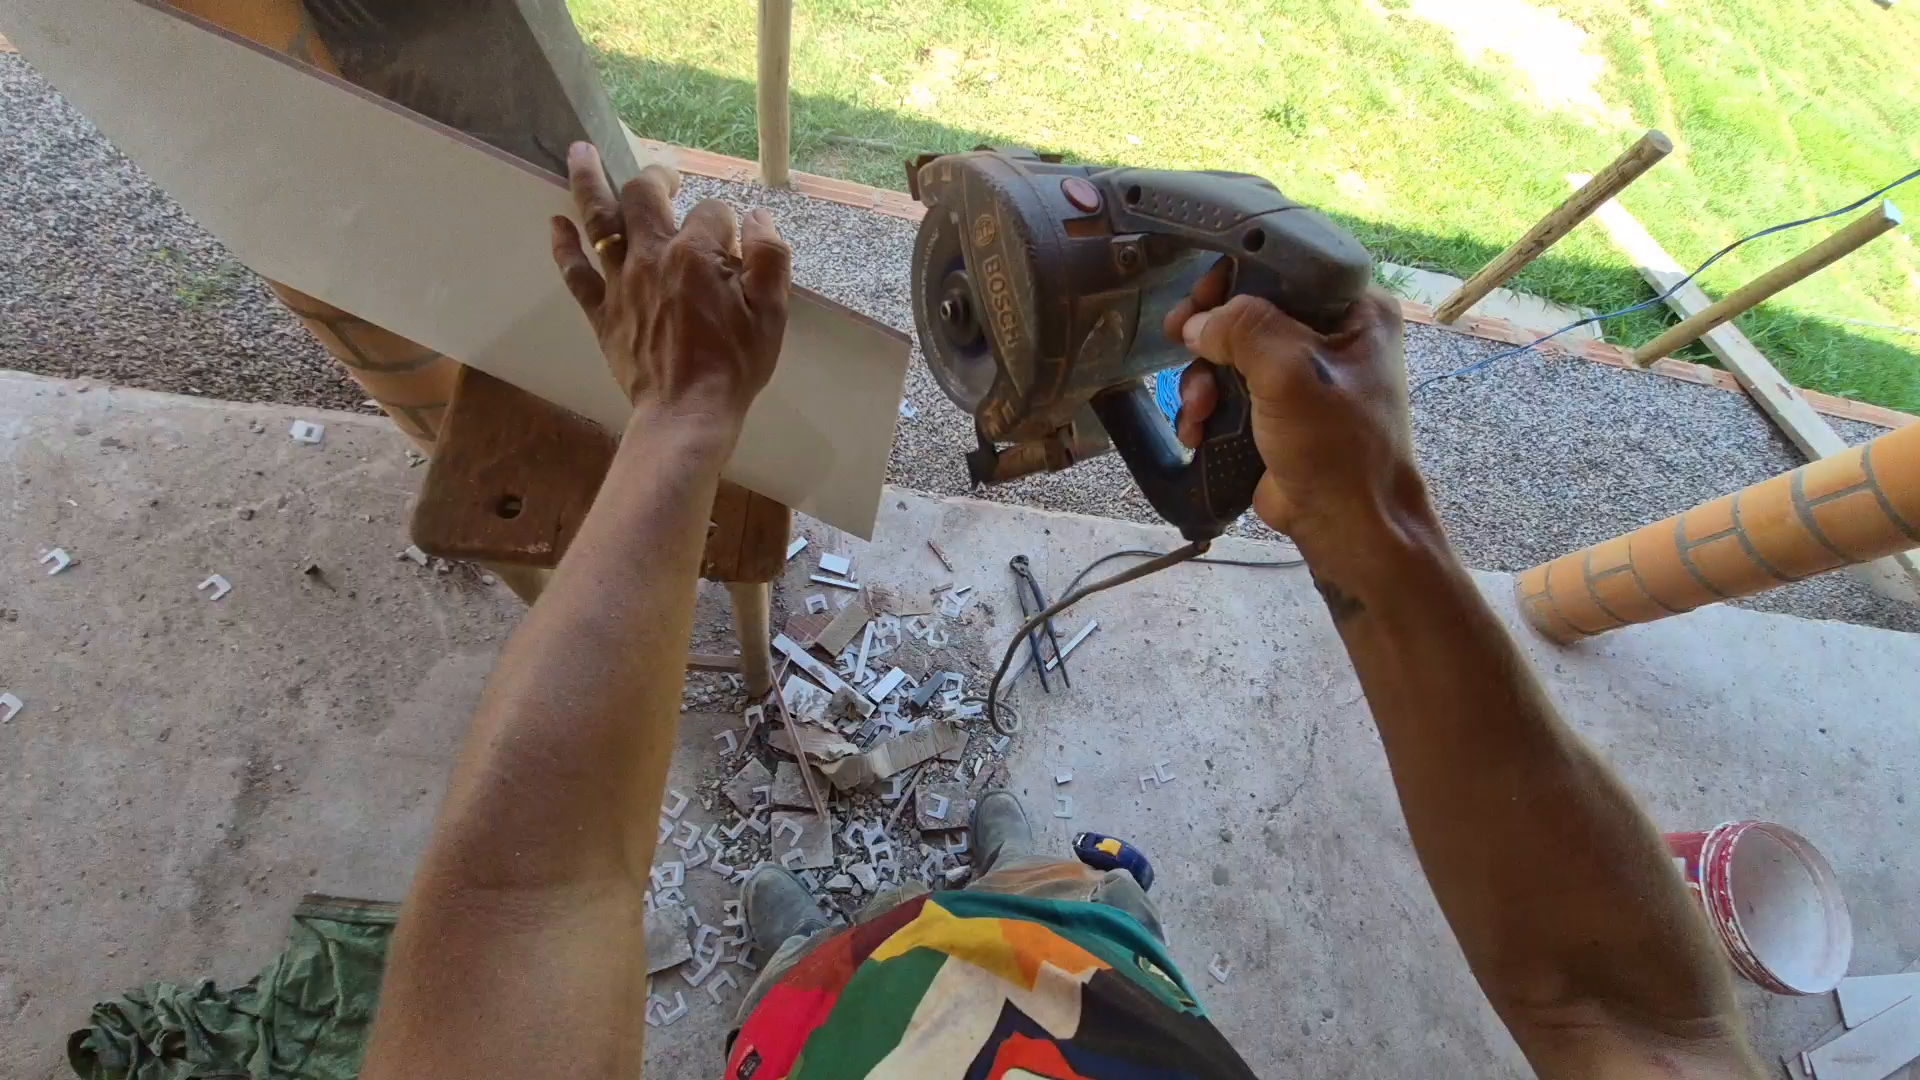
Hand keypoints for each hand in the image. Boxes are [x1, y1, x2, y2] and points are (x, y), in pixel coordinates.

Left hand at [550, 142, 790, 424]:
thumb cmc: (735, 366)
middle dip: (657, 177)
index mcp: (696, 254)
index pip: (713, 212)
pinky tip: (557, 224)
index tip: (739, 239)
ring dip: (587, 179)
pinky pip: (575, 273)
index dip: (729, 220)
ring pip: (597, 219)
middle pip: (643, 195)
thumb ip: (770, 258)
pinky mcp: (602, 313)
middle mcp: (652, 256)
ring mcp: (620, 283)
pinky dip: (564, 246)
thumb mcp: (771, 314)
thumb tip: (758, 217)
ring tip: (581, 151)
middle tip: (667, 176)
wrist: (687, 413)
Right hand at [1165, 263, 1428, 549]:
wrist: (1344, 521)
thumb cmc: (1334, 446)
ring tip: (1196, 411)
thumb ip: (1244, 331)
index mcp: (1353, 310)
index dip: (1238, 274)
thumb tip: (1196, 323)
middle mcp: (1328, 335)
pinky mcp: (1273, 410)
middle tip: (1178, 338)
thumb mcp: (1290, 375)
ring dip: (1200, 381)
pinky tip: (1196, 430)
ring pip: (1230, 355)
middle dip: (1209, 335)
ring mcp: (1297, 375)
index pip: (1288, 265)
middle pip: (1249, 311)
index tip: (1202, 296)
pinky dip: (1204, 409)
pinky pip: (1226, 392)